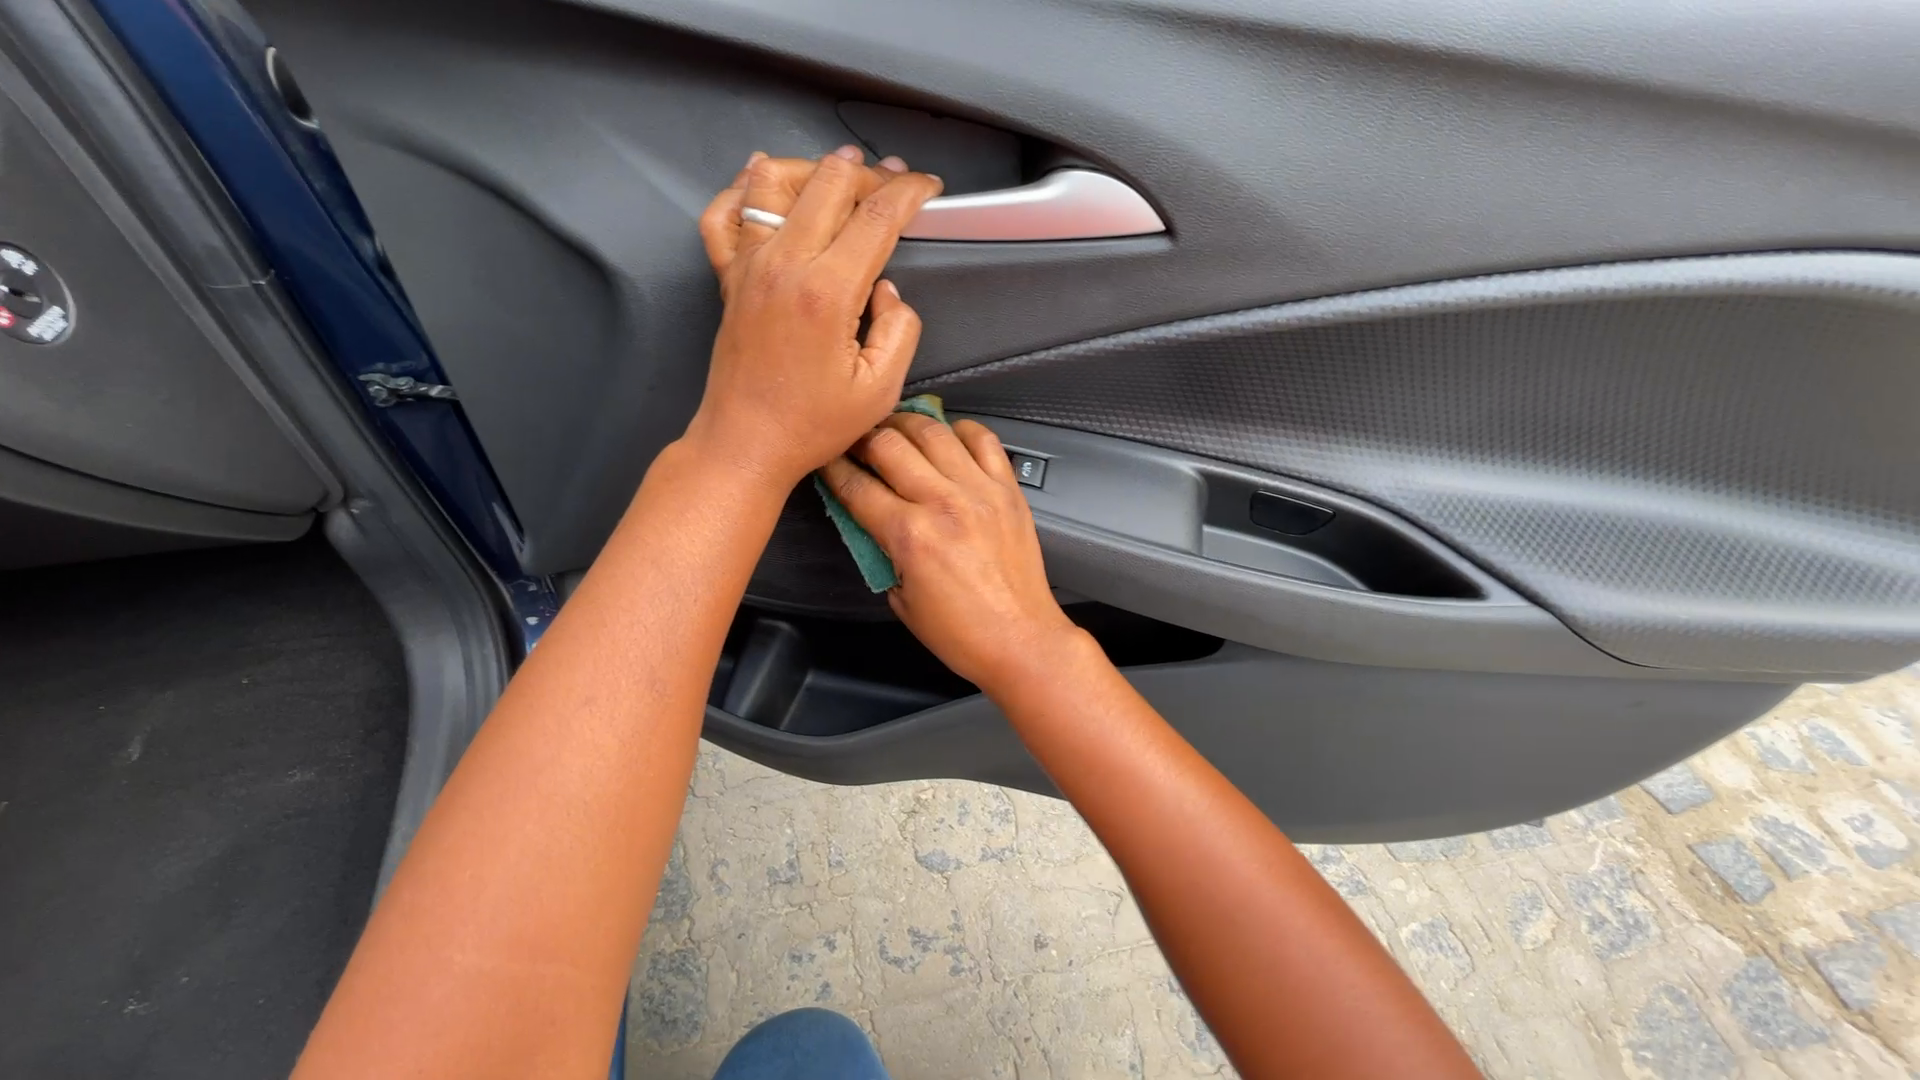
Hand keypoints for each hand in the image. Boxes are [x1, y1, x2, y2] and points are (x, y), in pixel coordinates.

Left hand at [686, 147, 941, 490]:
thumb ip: (900, 328)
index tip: (928, 187)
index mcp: (827, 291)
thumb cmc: (812, 424)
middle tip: (894, 183)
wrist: (746, 443)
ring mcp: (750, 265)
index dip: (910, 192)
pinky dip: (743, 189)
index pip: (876, 215)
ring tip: (840, 181)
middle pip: (829, 181)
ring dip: (813, 170)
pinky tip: (764, 184)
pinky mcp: (729, 276)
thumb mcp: (881, 389)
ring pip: (774, 180)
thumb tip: (888, 289)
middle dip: (871, 174)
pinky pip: (723, 213)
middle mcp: (784, 264)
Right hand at [819, 413, 1084, 690]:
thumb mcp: (900, 598)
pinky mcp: (1008, 491)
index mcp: (910, 536)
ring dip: (905, 423)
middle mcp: (944, 504)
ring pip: (932, 431)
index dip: (832, 467)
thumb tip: (870, 520)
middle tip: (855, 440)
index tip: (825, 458)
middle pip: (888, 444)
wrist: (1020, 640)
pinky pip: (983, 440)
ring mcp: (980, 492)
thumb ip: (881, 551)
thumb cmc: (963, 632)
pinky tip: (947, 437)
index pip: (856, 485)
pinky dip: (960, 430)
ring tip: (893, 428)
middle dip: (862, 437)